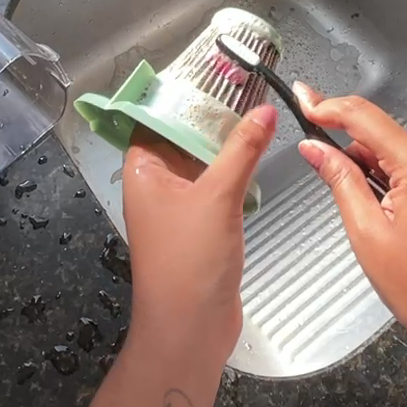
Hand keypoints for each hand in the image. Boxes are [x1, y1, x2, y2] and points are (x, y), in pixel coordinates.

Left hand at [119, 107, 275, 364]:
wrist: (190, 331)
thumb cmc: (189, 261)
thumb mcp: (218, 196)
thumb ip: (243, 149)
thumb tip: (264, 110)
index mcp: (142, 171)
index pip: (156, 119)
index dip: (182, 96)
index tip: (214, 74)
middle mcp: (155, 185)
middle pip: (182, 138)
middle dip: (210, 118)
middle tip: (245, 89)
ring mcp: (176, 207)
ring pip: (200, 163)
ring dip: (224, 145)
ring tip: (256, 114)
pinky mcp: (198, 226)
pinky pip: (213, 187)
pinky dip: (232, 172)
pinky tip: (255, 156)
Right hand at [294, 85, 406, 368]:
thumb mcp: (368, 233)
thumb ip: (340, 180)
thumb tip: (315, 148)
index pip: (363, 116)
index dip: (326, 105)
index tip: (300, 98)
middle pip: (377, 133)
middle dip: (343, 143)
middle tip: (313, 157)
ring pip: (392, 153)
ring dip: (365, 168)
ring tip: (358, 213)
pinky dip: (386, 180)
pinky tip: (379, 214)